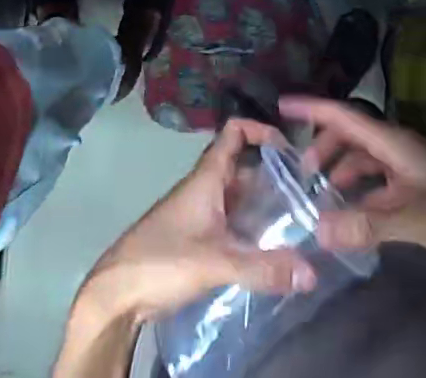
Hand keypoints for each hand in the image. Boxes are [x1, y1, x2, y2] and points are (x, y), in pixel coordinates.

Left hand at [76, 119, 318, 323]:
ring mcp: (196, 214)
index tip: (289, 146)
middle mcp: (202, 188)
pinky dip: (247, 227)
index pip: (233, 132)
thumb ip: (263, 267)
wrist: (114, 295)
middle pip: (241, 167)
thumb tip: (311, 271)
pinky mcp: (192, 238)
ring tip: (295, 221)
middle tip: (304, 192)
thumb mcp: (217, 262)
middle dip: (271, 174)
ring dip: (260, 204)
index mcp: (206, 178)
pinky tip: (266, 248)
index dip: (260, 129)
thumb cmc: (162, 261)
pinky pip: (227, 222)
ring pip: (235, 197)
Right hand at [282, 95, 425, 268]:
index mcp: (397, 144)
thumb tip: (317, 228)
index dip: (314, 108)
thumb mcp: (419, 220)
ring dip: (341, 173)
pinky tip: (353, 218)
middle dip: (323, 149)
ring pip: (365, 162)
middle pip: (352, 137)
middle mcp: (400, 150)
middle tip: (298, 176)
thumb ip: (370, 224)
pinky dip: (360, 195)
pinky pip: (379, 185)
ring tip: (320, 199)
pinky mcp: (420, 190)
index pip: (346, 117)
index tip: (282, 104)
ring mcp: (411, 170)